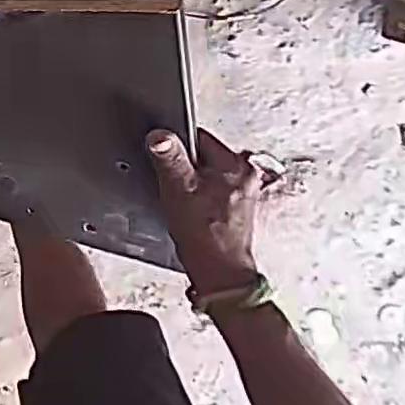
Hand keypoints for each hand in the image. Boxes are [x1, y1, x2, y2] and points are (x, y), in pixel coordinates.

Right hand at [146, 128, 262, 297]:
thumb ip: (170, 158)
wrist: (218, 269)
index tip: (167, 161)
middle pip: (201, 155)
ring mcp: (243, 192)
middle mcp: (245, 176)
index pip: (198, 137)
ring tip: (184, 199)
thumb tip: (160, 135)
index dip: (175, 147)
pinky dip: (197, 194)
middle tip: (176, 185)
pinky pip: (210, 188)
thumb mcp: (178, 188)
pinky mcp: (236, 205)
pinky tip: (192, 208)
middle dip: (183, 166)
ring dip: (190, 181)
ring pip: (204, 173)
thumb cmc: (204, 233)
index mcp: (235, 166)